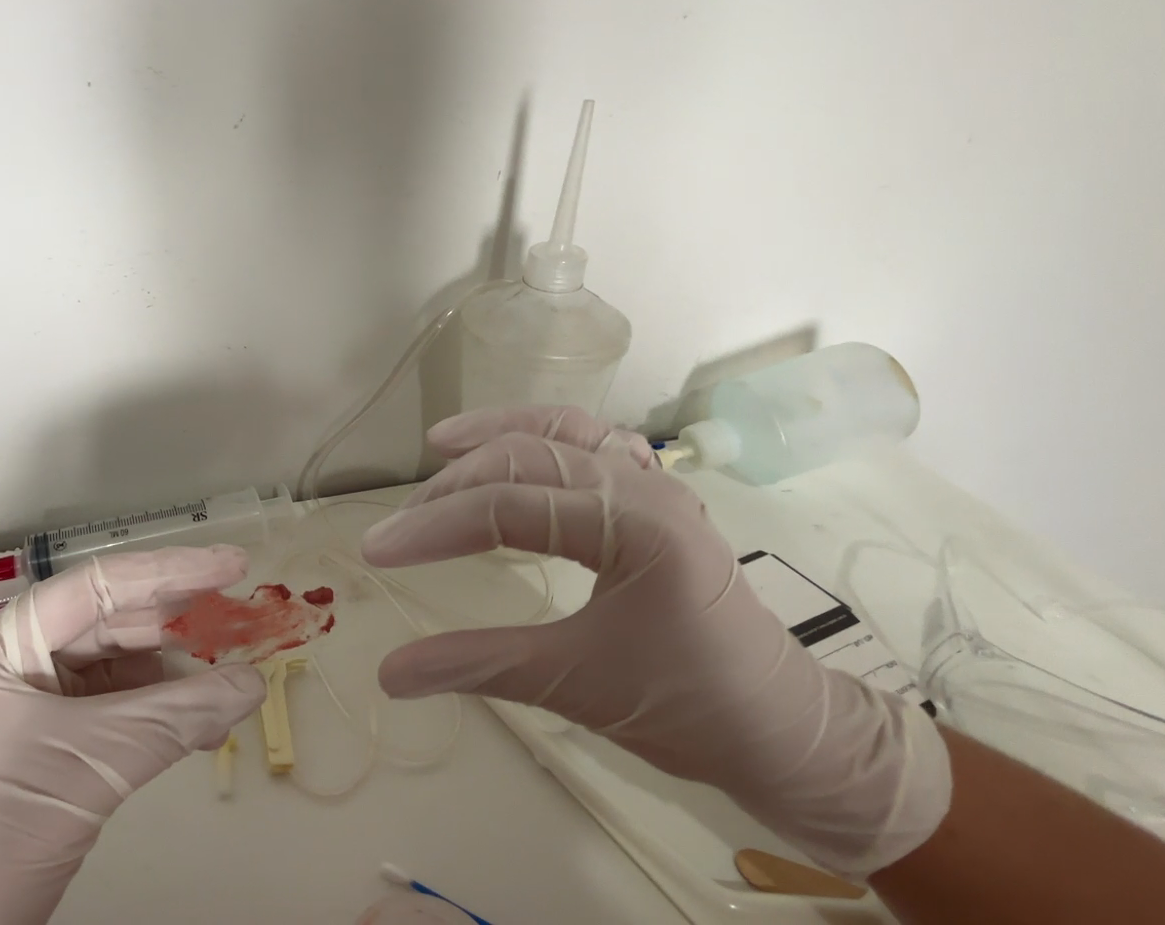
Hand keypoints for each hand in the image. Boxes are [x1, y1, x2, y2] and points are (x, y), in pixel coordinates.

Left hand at [0, 547, 267, 924]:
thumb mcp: (90, 763)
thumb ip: (176, 716)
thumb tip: (254, 682)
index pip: (92, 588)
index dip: (167, 572)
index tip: (232, 565)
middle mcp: (9, 664)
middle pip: (104, 623)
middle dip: (174, 622)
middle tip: (240, 617)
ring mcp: (24, 707)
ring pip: (111, 669)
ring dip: (172, 675)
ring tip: (230, 676)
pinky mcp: (43, 746)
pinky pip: (109, 711)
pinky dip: (155, 714)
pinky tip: (200, 722)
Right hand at [361, 406, 950, 876]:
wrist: (787, 731)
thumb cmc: (690, 708)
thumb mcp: (575, 686)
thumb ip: (477, 666)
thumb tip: (388, 672)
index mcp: (638, 527)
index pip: (513, 505)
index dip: (436, 526)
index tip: (377, 551)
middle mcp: (647, 489)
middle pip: (530, 459)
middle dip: (455, 487)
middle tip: (400, 525)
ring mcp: (655, 487)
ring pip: (564, 434)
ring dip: (499, 436)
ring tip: (442, 444)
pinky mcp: (654, 501)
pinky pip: (590, 448)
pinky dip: (541, 440)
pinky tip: (514, 452)